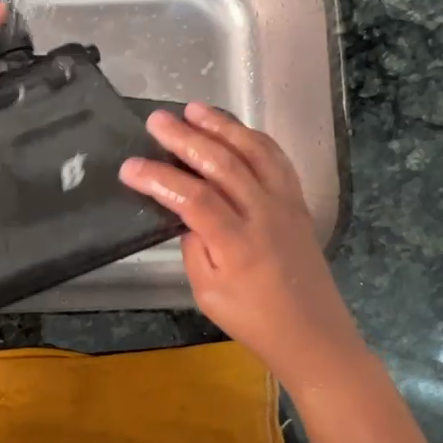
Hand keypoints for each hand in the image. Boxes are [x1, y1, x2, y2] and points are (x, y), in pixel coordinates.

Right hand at [119, 103, 367, 383]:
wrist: (314, 333)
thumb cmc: (253, 319)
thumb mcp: (207, 293)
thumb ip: (194, 247)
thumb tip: (186, 214)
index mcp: (237, 244)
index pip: (192, 199)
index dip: (159, 178)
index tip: (129, 167)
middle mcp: (264, 216)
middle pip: (223, 164)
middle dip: (186, 138)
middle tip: (157, 120)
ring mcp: (285, 204)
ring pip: (254, 152)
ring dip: (222, 126)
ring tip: (193, 109)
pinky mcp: (297, 201)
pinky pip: (276, 159)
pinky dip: (252, 138)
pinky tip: (233, 129)